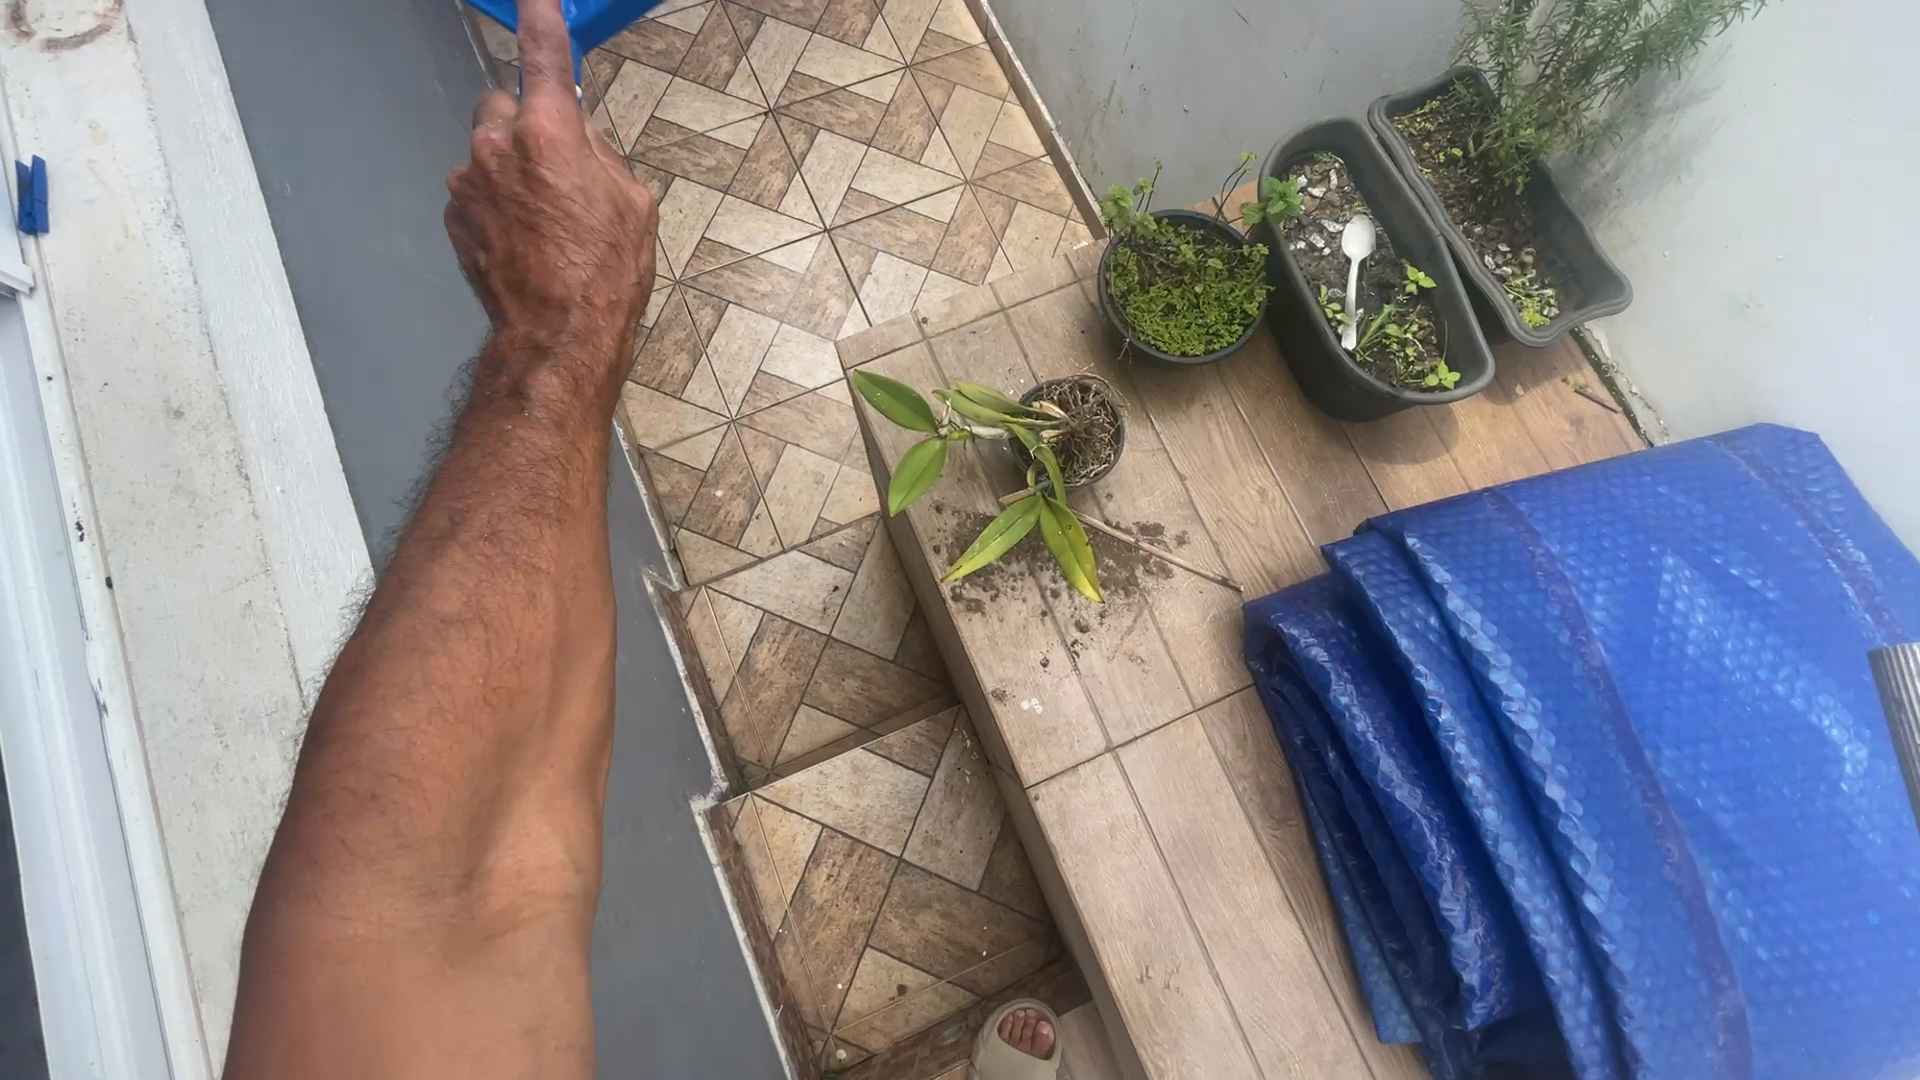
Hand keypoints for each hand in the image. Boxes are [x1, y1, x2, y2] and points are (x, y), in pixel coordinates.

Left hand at [445, 0, 657, 392]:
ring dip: (512, 170)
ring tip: (547, 225)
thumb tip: (580, 136)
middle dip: (527, 125)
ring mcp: (467, 181)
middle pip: (503, 104)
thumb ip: (603, 156)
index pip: (543, 57)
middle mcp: (496, 144)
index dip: (543, 23)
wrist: (559, 336)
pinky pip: (477, 191)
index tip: (538, 0)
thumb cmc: (610, 274)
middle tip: (560, 172)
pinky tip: (526, 244)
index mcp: (550, 135)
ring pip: (488, 151)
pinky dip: (498, 205)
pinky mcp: (454, 215)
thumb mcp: (636, 209)